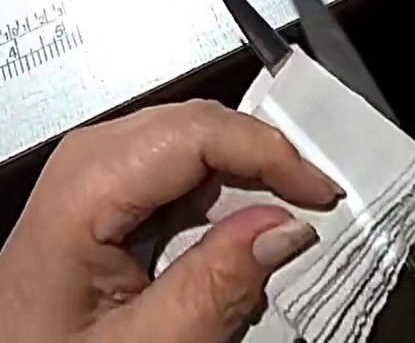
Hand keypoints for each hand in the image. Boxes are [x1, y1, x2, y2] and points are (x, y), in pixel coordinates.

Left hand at [0, 101, 341, 342]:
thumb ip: (216, 289)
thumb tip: (286, 227)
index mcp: (93, 176)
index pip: (205, 131)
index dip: (272, 152)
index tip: (321, 190)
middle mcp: (99, 152)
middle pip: (206, 126)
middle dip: (265, 160)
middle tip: (313, 204)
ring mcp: (106, 161)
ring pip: (202, 142)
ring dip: (248, 178)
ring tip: (284, 219)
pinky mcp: (117, 180)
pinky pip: (186, 167)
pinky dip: (224, 194)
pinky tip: (239, 230)